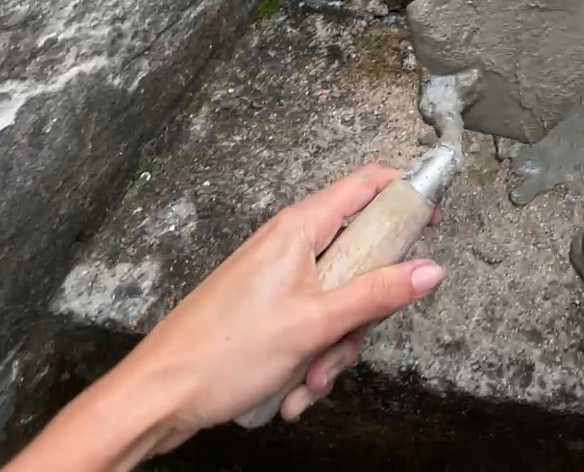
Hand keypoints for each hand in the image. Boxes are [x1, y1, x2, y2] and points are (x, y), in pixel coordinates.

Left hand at [9, 164, 445, 469]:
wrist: (150, 402)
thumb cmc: (223, 353)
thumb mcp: (315, 324)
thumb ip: (379, 294)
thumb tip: (433, 270)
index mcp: (302, 227)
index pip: (368, 183)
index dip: (407, 192)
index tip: (432, 223)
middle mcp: (292, 243)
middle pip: (361, 253)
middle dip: (366, 305)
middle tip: (356, 336)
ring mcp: (279, 276)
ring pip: (340, 296)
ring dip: (336, 344)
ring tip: (311, 381)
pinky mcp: (268, 306)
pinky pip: (313, 320)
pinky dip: (312, 356)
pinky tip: (293, 391)